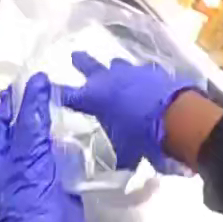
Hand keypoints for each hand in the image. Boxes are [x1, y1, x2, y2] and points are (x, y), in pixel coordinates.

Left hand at [0, 73, 88, 221]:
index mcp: (1, 162)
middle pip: (21, 134)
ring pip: (44, 147)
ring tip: (74, 108)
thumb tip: (36, 84)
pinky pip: (63, 163)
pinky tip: (86, 138)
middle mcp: (17, 170)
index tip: (30, 82)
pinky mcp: (61, 191)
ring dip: (55, 129)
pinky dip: (72, 148)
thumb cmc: (34, 210)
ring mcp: (39, 182)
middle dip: (35, 113)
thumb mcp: (30, 160)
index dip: (9, 104)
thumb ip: (33, 122)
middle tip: (58, 91)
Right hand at [64, 52, 195, 172]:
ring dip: (114, 68)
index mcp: (93, 98)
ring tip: (113, 67)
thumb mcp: (126, 153)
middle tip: (75, 56)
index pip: (66, 94)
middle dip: (82, 62)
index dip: (56, 90)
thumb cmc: (142, 137)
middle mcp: (108, 80)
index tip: (46, 85)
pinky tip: (142, 78)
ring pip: (117, 65)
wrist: (176, 116)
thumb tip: (121, 165)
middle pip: (89, 67)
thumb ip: (120, 156)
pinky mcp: (152, 71)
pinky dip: (139, 76)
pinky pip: (141, 71)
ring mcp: (131, 72)